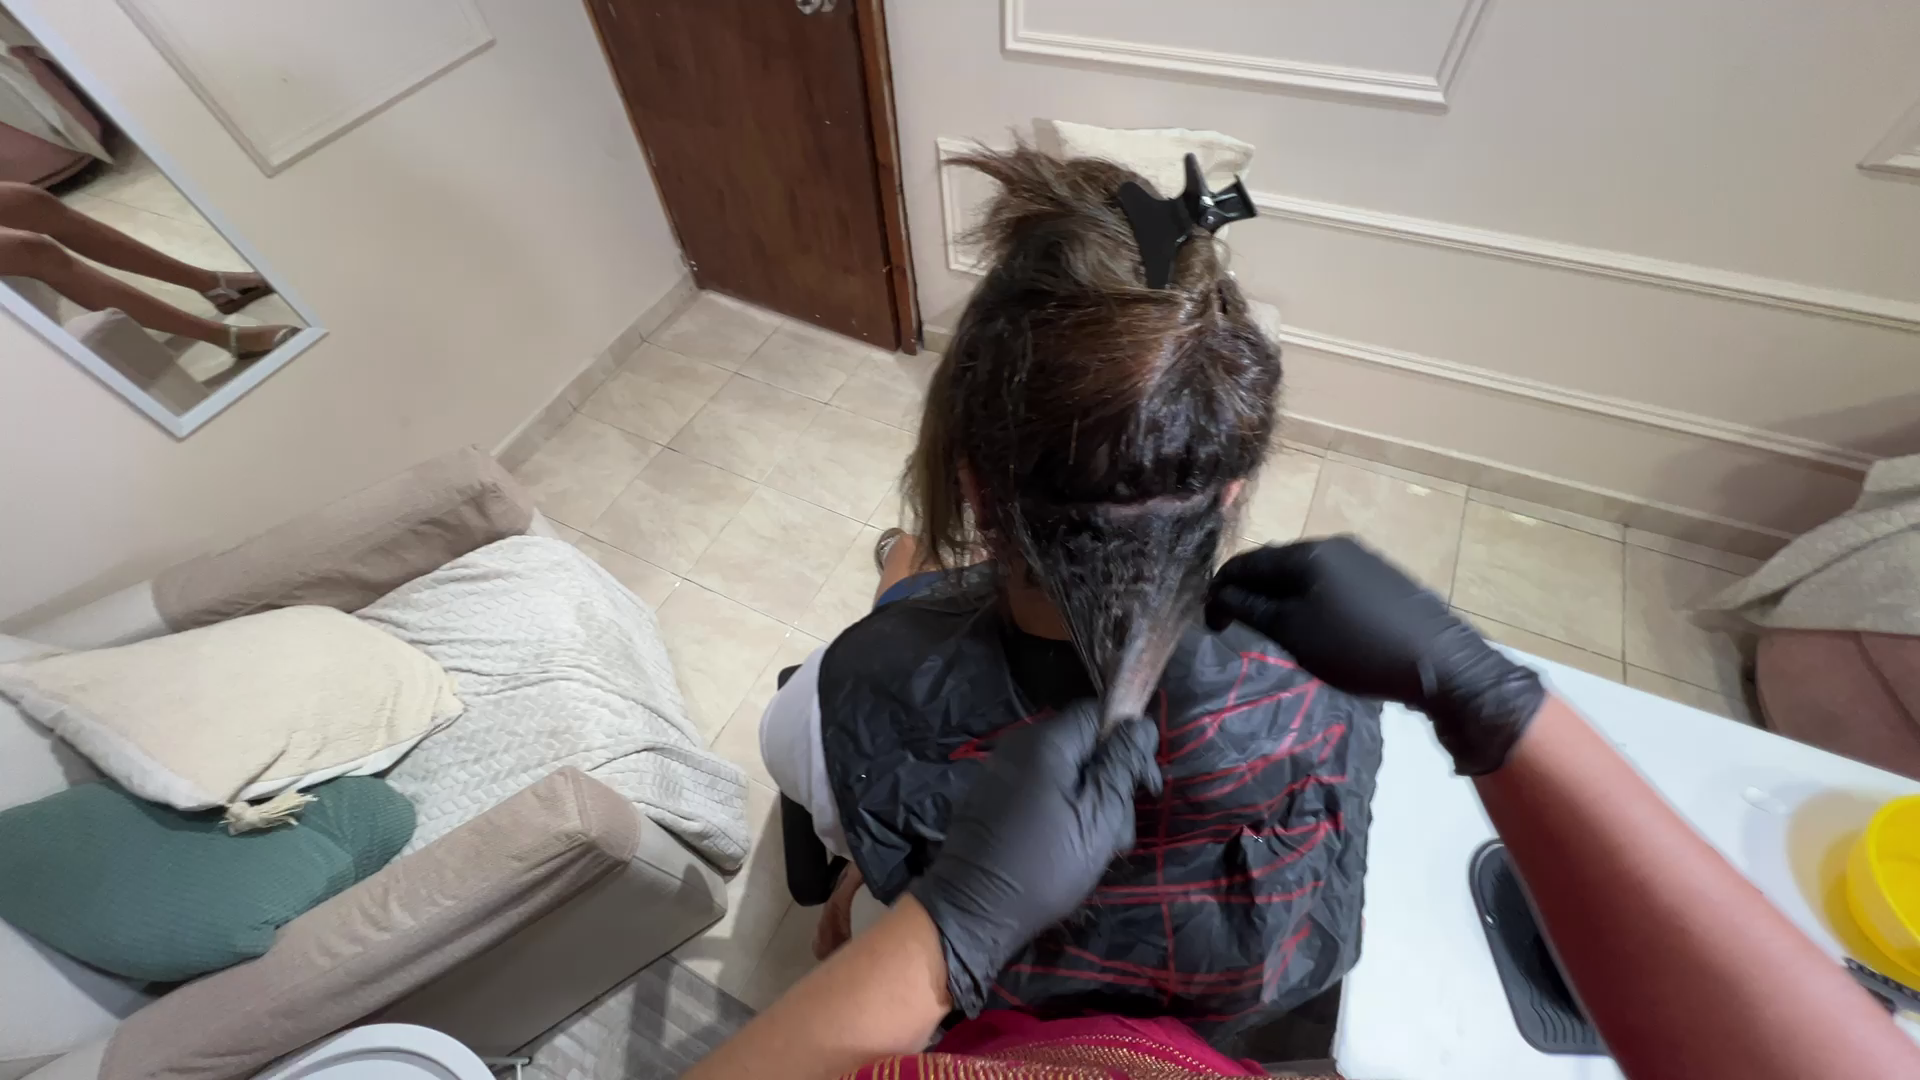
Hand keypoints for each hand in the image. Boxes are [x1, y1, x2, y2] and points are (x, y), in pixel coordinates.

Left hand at [908, 700, 1160, 1015]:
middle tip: (1122, 830)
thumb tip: (1143, 723)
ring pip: (1063, 768)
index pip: (1096, 713)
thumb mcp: (1098, 818)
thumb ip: (1122, 765)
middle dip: (1110, 779)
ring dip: (1088, 800)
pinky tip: (1068, 844)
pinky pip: (1038, 784)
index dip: (1128, 740)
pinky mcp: (992, 792)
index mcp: (1046, 740)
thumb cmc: (1044, 865)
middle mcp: (1019, 743)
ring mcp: (1001, 767)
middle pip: (1081, 743)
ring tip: (1098, 847)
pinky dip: (1060, 806)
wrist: (973, 908)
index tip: (1146, 785)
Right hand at [1207, 535, 1545, 774]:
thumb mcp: (1292, 632)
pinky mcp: (1382, 578)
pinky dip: (1307, 599)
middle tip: (1237, 627)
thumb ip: (1248, 607)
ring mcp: (1361, 559)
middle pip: (1274, 564)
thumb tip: (1218, 593)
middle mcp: (1333, 545)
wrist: (1443, 665)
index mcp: (1307, 552)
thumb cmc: (1356, 647)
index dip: (1219, 591)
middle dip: (1249, 592)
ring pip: (1302, 574)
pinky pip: (1327, 582)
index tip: (1210, 624)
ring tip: (1272, 630)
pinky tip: (1312, 626)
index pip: (1245, 562)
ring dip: (1279, 597)